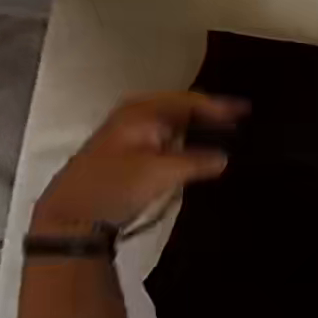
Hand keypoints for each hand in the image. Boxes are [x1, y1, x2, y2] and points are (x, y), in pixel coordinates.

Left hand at [31, 91, 246, 234]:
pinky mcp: (126, 155)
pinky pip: (163, 138)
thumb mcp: (159, 173)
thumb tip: (223, 158)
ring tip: (222, 131)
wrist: (72, 216)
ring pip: (170, 123)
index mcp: (140, 112)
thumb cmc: (115, 187)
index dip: (217, 106)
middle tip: (237, 118)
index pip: (187, 101)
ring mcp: (128, 135)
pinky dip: (183, 140)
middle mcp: (133, 117)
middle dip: (207, 112)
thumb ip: (195, 162)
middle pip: (178, 108)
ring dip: (195, 126)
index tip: (245, 111)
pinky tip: (195, 149)